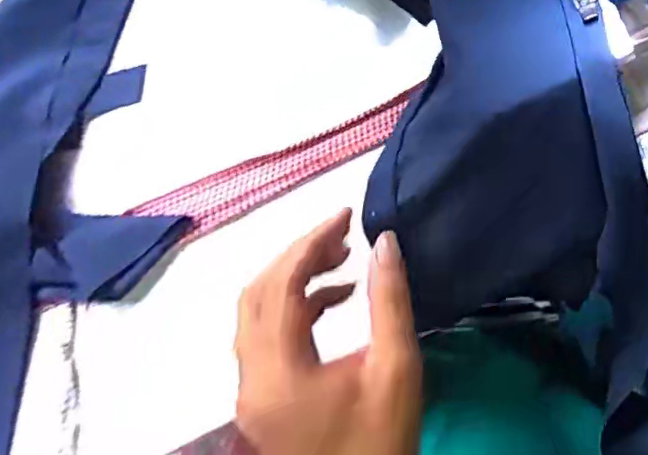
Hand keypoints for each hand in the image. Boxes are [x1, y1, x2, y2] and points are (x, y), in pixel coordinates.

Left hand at [235, 210, 420, 454]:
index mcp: (278, 373)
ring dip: (295, 277)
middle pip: (256, 296)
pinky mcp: (264, 402)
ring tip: (345, 259)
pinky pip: (266, 336)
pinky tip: (337, 298)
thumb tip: (384, 242)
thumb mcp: (395, 366)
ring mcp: (253, 395)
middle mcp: (252, 381)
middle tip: (344, 233)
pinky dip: (296, 305)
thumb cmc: (380, 440)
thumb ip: (388, 300)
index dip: (311, 242)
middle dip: (298, 254)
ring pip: (256, 315)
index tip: (347, 215)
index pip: (279, 286)